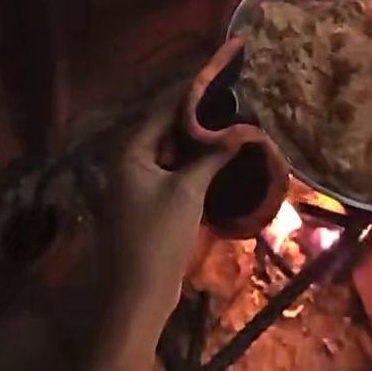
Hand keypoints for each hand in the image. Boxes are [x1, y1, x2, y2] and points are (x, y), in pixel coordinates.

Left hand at [92, 90, 231, 365]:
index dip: (188, 90)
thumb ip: (212, 156)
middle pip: (164, 125)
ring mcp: (137, 179)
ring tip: (225, 116)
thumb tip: (242, 131)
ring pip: (169, 145)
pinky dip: (190, 156)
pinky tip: (214, 151)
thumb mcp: (188, 191)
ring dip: (194, 135)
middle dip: (194, 112)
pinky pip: (171, 165)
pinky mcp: (148, 197)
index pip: (161, 108)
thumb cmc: (158, 237)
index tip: (213, 73)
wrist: (138, 297)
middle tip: (224, 93)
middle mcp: (130, 158)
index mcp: (131, 150)